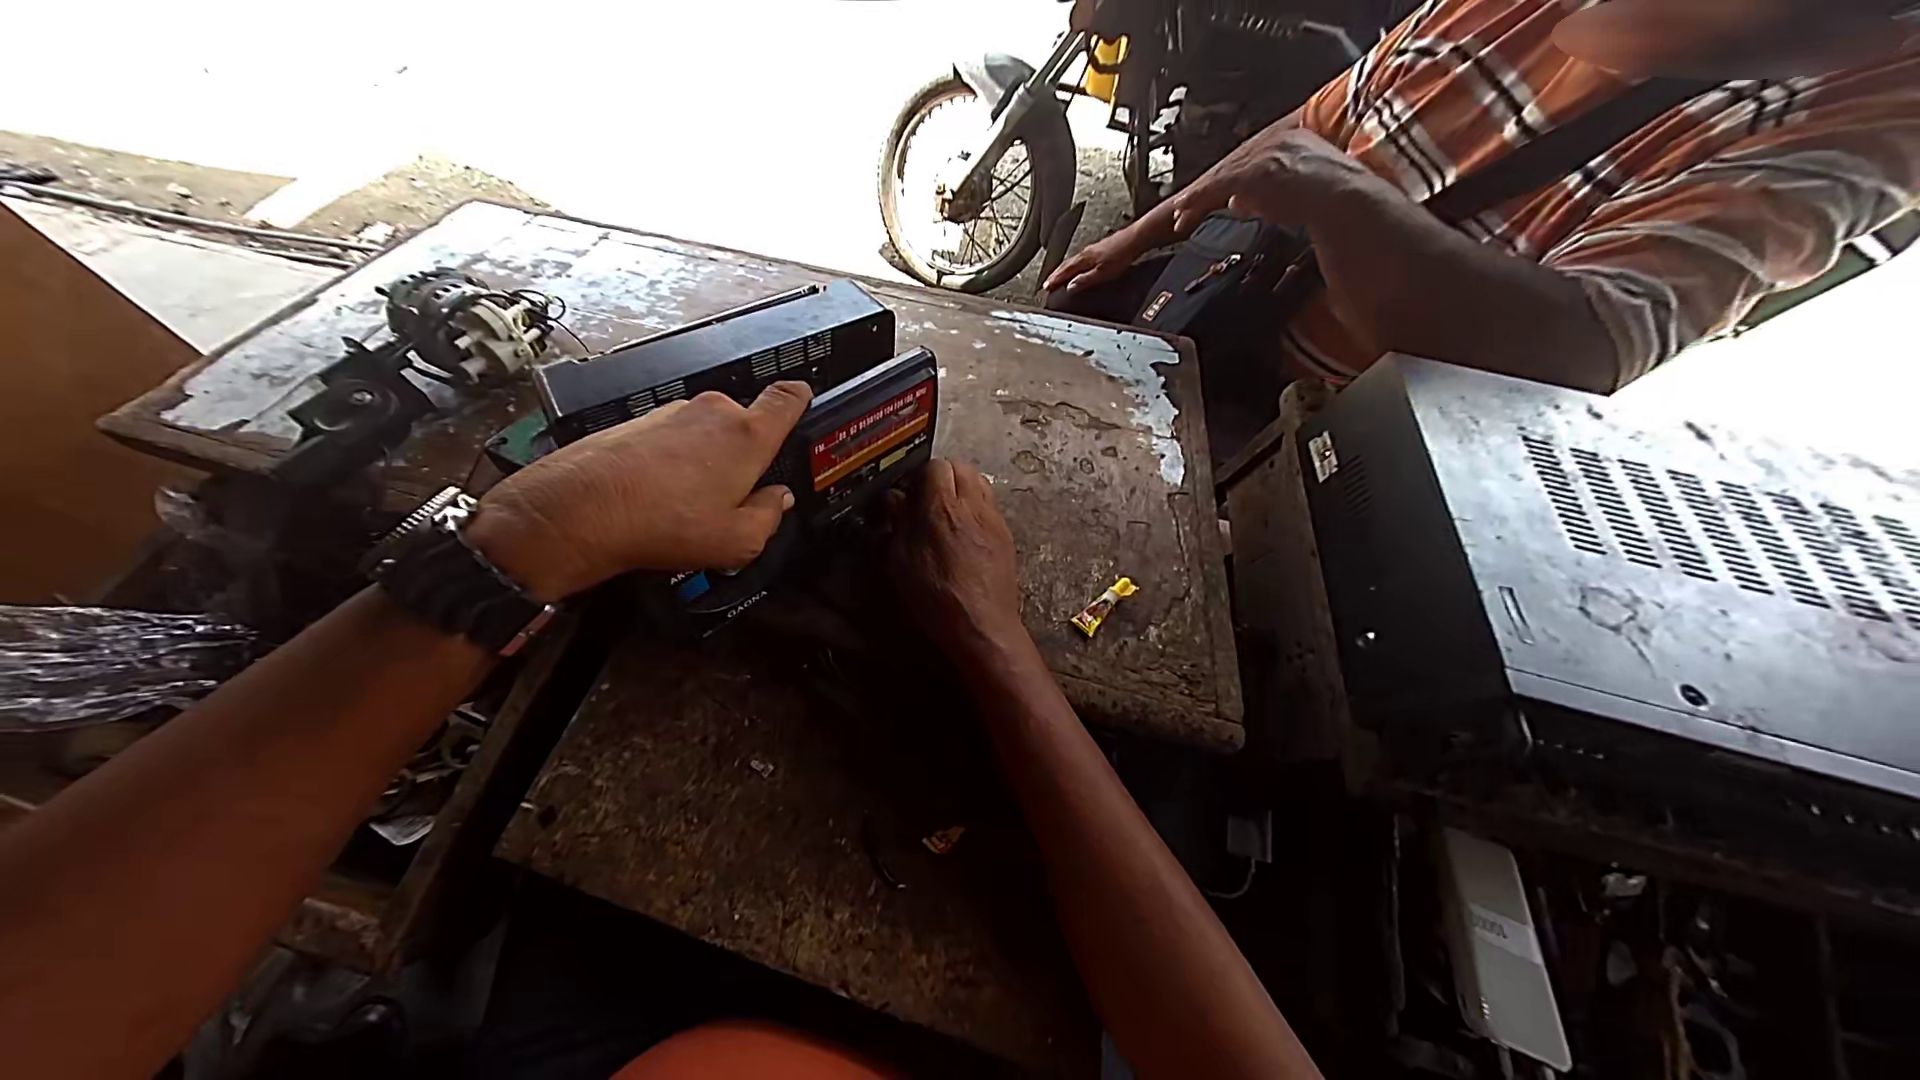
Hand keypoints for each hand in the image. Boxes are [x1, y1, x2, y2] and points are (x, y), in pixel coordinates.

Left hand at [466, 381, 811, 601]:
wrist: (579, 511)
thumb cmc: (662, 522)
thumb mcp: (738, 540)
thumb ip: (770, 516)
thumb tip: (776, 501)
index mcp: (747, 436)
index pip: (786, 399)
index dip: (799, 398)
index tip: (801, 400)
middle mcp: (712, 414)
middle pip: (745, 426)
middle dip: (745, 456)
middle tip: (735, 496)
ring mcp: (673, 414)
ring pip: (707, 435)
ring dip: (707, 462)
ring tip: (690, 505)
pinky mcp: (639, 422)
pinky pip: (673, 440)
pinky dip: (674, 463)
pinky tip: (660, 498)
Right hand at [888, 459, 1028, 667]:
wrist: (983, 626)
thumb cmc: (938, 599)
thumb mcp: (903, 563)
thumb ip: (900, 523)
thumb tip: (895, 498)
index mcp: (943, 509)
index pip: (935, 465)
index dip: (919, 475)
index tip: (908, 493)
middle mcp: (973, 507)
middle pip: (961, 467)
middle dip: (942, 476)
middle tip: (925, 499)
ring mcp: (994, 520)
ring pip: (979, 482)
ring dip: (961, 489)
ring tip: (945, 513)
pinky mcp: (1006, 535)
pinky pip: (990, 505)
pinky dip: (975, 508)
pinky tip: (963, 533)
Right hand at [1043, 230, 1142, 294]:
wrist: (1136, 238)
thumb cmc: (1122, 254)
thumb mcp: (1102, 273)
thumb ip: (1085, 280)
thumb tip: (1070, 287)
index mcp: (1084, 259)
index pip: (1064, 271)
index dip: (1054, 280)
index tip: (1045, 287)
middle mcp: (1085, 253)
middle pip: (1066, 265)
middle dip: (1055, 274)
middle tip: (1047, 283)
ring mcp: (1092, 250)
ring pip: (1072, 261)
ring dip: (1063, 269)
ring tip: (1058, 276)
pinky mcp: (1099, 249)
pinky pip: (1080, 259)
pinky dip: (1074, 265)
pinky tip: (1077, 267)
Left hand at [1167, 125, 1383, 232]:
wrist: (1341, 198)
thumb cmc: (1324, 199)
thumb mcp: (1286, 193)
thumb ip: (1259, 195)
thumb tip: (1235, 202)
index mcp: (1283, 141)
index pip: (1242, 162)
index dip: (1219, 182)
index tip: (1203, 198)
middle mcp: (1271, 141)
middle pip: (1227, 167)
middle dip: (1203, 191)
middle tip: (1182, 210)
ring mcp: (1263, 154)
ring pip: (1219, 176)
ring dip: (1196, 199)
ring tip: (1179, 215)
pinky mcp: (1256, 170)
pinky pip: (1219, 184)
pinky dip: (1199, 199)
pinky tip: (1184, 210)